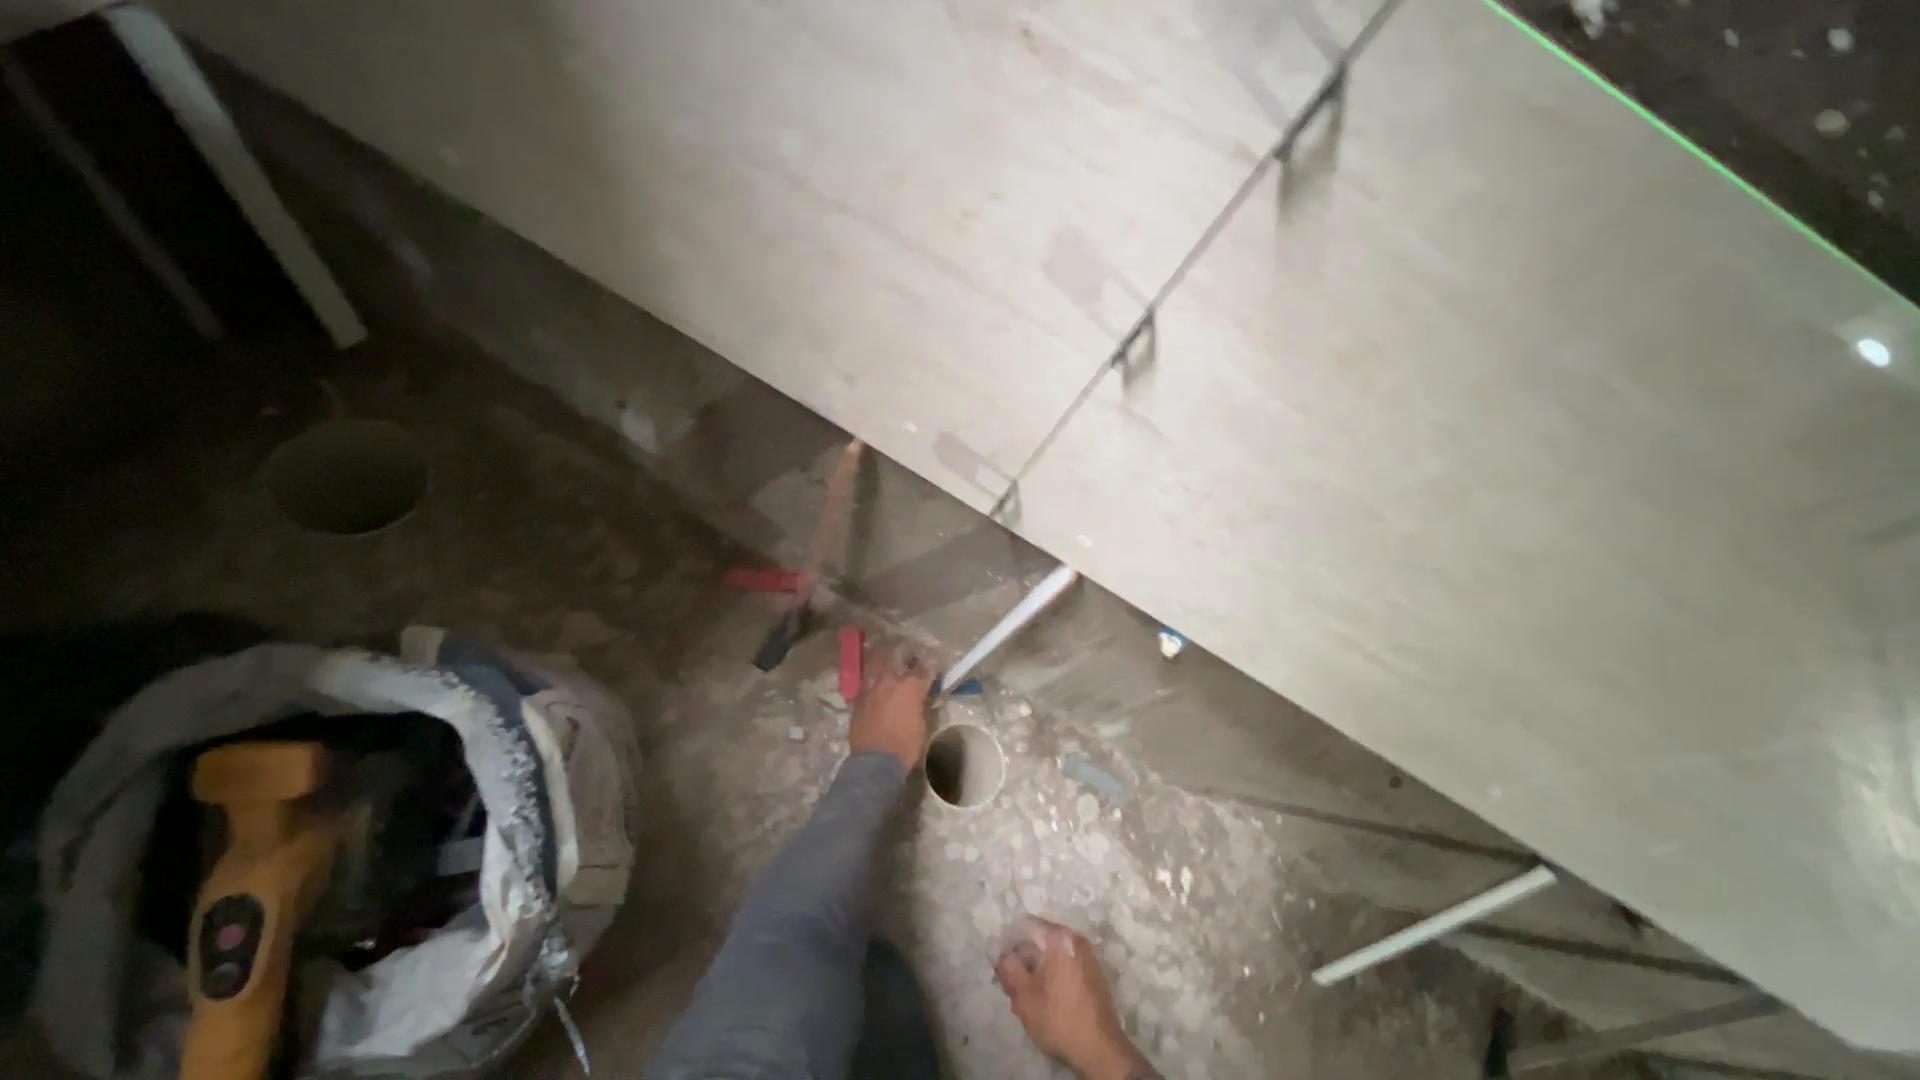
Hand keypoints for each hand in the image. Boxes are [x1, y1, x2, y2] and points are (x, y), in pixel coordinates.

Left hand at [848, 651, 933, 769]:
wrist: (875, 762)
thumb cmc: (905, 746)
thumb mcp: (922, 724)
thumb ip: (921, 704)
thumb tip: (921, 697)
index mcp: (910, 686)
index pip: (925, 667)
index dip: (931, 666)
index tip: (933, 668)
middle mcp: (889, 680)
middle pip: (896, 655)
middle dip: (903, 654)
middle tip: (908, 657)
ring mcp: (870, 687)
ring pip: (876, 663)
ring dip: (883, 660)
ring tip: (887, 662)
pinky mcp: (858, 698)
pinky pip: (866, 681)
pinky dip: (872, 680)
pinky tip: (875, 683)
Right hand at [994, 917, 1152, 1079]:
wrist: (1100, 1050)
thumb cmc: (1058, 1018)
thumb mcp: (1024, 995)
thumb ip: (1007, 966)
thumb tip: (996, 947)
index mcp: (1058, 937)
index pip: (1024, 925)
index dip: (1007, 942)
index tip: (999, 965)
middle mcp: (1075, 939)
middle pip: (1039, 940)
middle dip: (1022, 959)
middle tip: (1011, 985)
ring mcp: (1087, 957)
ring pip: (1051, 955)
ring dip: (1036, 970)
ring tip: (1026, 997)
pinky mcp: (1093, 975)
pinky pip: (1065, 966)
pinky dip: (1052, 976)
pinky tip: (1045, 1000)